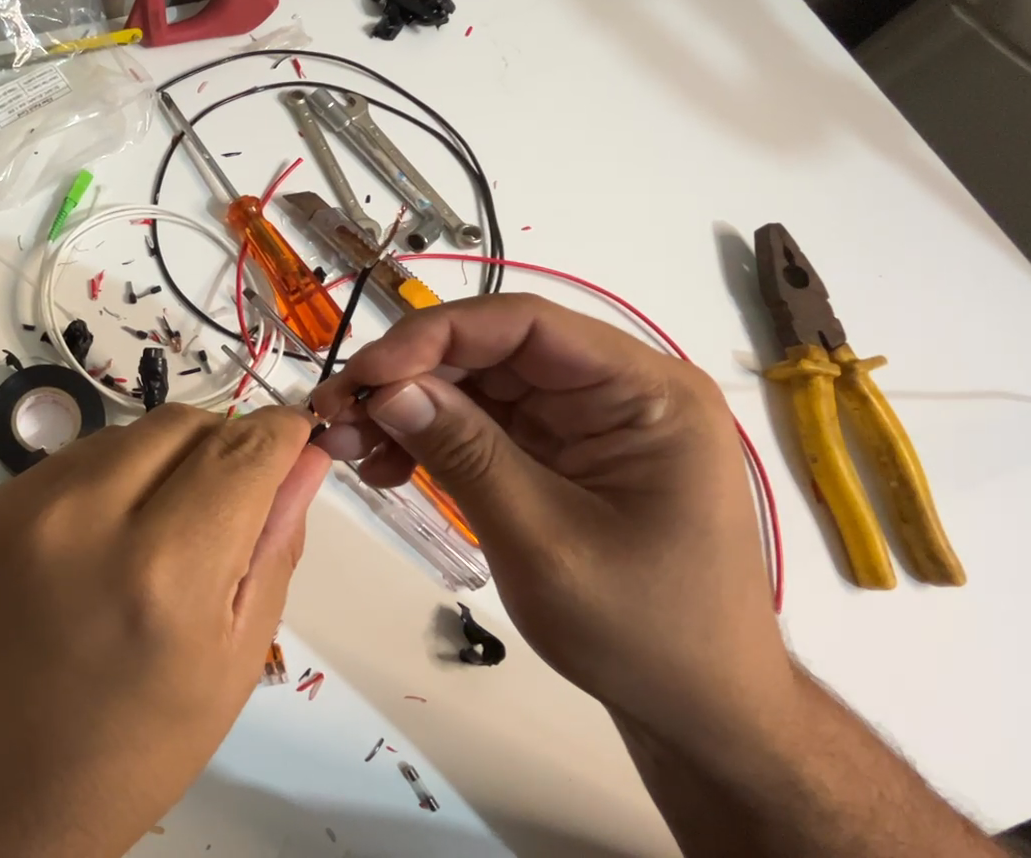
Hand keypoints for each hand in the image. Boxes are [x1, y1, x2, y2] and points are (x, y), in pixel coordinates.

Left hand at [0, 404, 328, 857]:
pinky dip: (106, 480)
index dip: (281, 433)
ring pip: (124, 435)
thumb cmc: (135, 746)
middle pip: (182, 424)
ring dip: (161, 460)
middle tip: (228, 497)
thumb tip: (303, 459)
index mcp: (164, 571)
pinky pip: (70, 461)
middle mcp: (87, 517)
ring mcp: (23, 506)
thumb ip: (274, 546)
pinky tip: (102, 539)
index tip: (297, 436)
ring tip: (158, 528)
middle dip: (222, 443)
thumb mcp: (233, 660)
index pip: (241, 452)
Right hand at [311, 294, 789, 752]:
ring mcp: (580, 422)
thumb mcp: (543, 540)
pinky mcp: (553, 453)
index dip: (433, 335)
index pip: (524, 324)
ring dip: (404, 409)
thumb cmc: (641, 629)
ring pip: (472, 387)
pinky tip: (385, 467)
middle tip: (335, 414)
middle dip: (405, 378)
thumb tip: (387, 390)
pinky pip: (476, 425)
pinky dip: (424, 439)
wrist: (696, 707)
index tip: (366, 376)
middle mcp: (612, 390)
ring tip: (348, 447)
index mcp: (643, 391)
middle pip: (488, 352)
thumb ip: (465, 454)